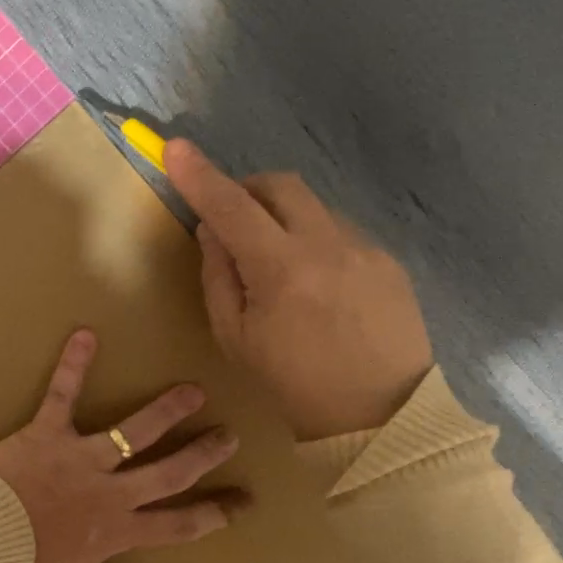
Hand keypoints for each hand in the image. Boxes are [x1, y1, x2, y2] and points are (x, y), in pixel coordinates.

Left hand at [0, 330, 239, 562]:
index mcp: (118, 530)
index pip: (178, 525)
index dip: (214, 515)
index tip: (241, 503)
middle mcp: (110, 490)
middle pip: (169, 471)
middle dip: (203, 454)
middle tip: (227, 437)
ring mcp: (81, 458)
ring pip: (134, 429)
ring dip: (166, 409)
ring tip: (192, 391)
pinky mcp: (48, 433)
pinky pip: (62, 394)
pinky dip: (73, 364)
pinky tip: (85, 334)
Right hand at [164, 140, 433, 440]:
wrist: (380, 413)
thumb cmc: (291, 381)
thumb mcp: (233, 336)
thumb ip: (218, 275)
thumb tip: (213, 230)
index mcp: (282, 269)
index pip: (231, 207)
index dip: (199, 176)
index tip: (175, 149)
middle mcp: (328, 244)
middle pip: (280, 185)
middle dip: (246, 189)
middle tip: (227, 217)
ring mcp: (364, 247)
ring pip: (310, 207)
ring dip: (279, 219)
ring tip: (273, 267)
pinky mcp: (386, 259)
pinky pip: (336, 231)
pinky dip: (309, 240)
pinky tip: (310, 285)